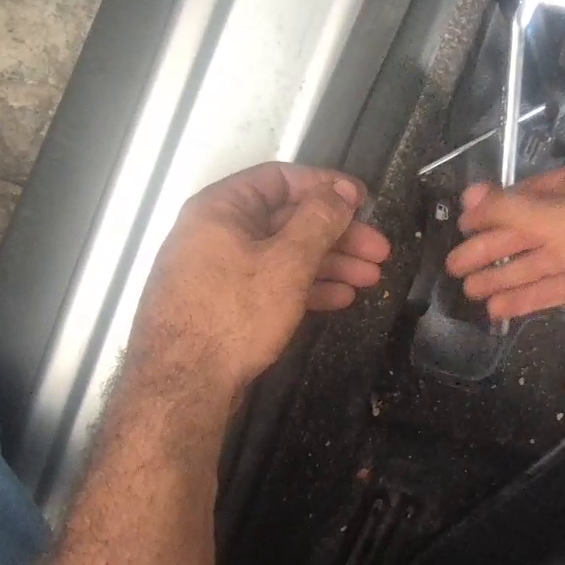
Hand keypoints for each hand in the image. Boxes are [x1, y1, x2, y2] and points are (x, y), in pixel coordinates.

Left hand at [133, 162, 391, 388]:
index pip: (280, 179)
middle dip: (337, 234)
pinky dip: (307, 287)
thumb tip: (342, 191)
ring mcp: (219, 272)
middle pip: (287, 220)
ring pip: (284, 255)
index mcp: (222, 208)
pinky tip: (340, 298)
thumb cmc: (234, 314)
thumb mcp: (286, 262)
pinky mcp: (226, 307)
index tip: (363, 202)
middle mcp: (216, 233)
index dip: (326, 186)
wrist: (184, 386)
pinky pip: (272, 284)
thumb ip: (319, 221)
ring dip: (330, 264)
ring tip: (370, 278)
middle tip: (380, 251)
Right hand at [446, 163, 564, 331]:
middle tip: (453, 267)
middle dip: (489, 250)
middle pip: (525, 231)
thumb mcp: (555, 217)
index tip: (460, 228)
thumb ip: (509, 208)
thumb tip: (469, 193)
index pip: (522, 196)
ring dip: (503, 277)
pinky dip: (527, 297)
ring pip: (536, 262)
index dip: (489, 212)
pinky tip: (498, 309)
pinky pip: (553, 285)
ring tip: (468, 291)